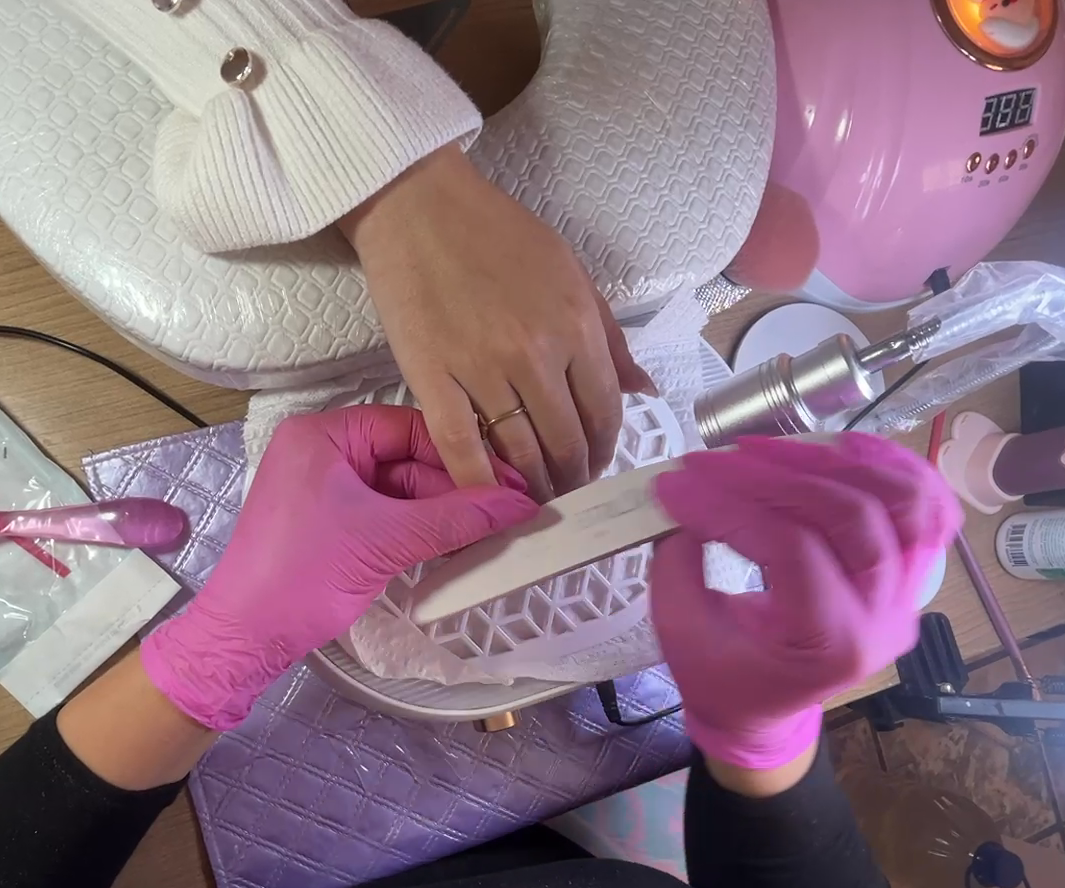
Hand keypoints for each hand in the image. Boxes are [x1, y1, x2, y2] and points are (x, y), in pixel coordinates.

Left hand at [141, 405, 539, 729]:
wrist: (247, 636)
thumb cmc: (302, 576)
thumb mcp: (385, 541)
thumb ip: (455, 518)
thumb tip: (519, 504)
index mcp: (324, 435)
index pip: (410, 427)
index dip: (462, 454)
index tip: (509, 478)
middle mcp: (323, 451)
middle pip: (407, 458)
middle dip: (454, 487)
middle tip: (507, 509)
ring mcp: (325, 487)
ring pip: (400, 489)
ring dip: (440, 510)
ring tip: (490, 528)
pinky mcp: (330, 520)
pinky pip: (385, 512)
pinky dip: (417, 527)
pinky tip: (454, 540)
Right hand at [339, 144, 654, 502]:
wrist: (419, 206)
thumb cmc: (498, 235)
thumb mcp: (571, 272)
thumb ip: (610, 337)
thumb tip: (646, 389)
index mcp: (576, 324)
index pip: (604, 411)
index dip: (603, 450)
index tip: (594, 466)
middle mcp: (537, 353)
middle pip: (566, 441)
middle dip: (572, 477)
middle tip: (564, 491)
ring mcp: (483, 369)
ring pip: (519, 452)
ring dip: (532, 487)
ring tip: (533, 500)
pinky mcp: (433, 378)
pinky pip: (461, 446)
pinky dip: (478, 483)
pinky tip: (489, 503)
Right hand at [650, 435, 962, 770]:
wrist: (759, 711)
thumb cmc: (718, 677)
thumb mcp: (679, 630)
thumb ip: (678, 562)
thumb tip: (684, 493)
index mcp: (827, 642)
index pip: (788, 549)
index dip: (728, 506)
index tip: (675, 484)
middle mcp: (883, 616)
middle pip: (850, 515)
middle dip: (775, 474)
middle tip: (714, 460)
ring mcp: (906, 593)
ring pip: (900, 500)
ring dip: (829, 463)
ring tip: (765, 450)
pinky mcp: (908, 574)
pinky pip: (922, 507)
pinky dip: (888, 467)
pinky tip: (839, 447)